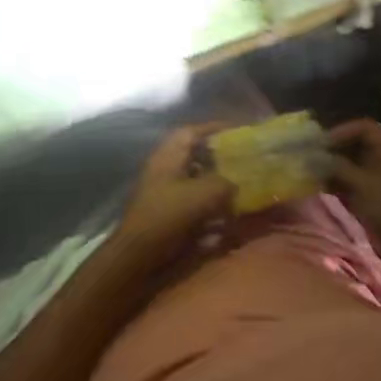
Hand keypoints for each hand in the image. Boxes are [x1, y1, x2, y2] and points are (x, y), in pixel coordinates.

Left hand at [111, 124, 235, 260]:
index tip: (239, 130)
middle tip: (242, 157)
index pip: (192, 131)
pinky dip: (208, 200)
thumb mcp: (203, 194)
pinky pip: (191, 198)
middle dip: (218, 154)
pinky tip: (224, 210)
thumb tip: (235, 183)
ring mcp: (163, 189)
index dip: (215, 127)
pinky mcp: (166, 210)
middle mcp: (164, 167)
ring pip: (193, 175)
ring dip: (215, 178)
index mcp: (168, 155)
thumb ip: (224, 183)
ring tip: (238, 183)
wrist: (138, 253)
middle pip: (193, 152)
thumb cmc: (167, 216)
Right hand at [326, 119, 380, 253]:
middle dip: (336, 150)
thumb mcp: (359, 182)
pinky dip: (343, 182)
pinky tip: (326, 189)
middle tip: (314, 157)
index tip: (321, 143)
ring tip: (316, 174)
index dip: (342, 131)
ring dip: (337, 168)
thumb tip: (315, 157)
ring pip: (358, 165)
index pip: (365, 127)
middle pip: (360, 145)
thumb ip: (336, 166)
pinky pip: (360, 181)